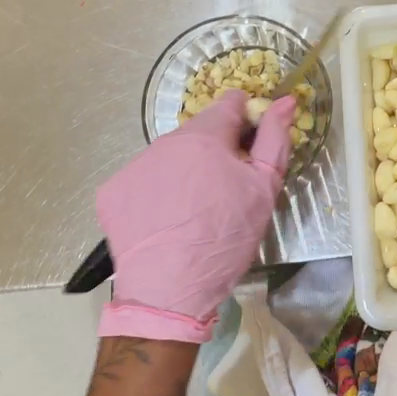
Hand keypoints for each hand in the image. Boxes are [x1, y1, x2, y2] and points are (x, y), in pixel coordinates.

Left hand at [94, 89, 297, 342]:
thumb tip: (285, 101)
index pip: (229, 103)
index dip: (247, 118)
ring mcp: (133, 166)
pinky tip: (167, 219)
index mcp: (204, 137)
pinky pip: (144, 179)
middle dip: (216, 150)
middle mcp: (164, 143)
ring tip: (196, 209)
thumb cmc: (225, 240)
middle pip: (199, 132)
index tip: (251, 146)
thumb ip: (274, 140)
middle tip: (227, 188)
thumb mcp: (264, 190)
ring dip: (187, 170)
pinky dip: (158, 191)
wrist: (169, 294)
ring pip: (171, 156)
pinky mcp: (112, 192)